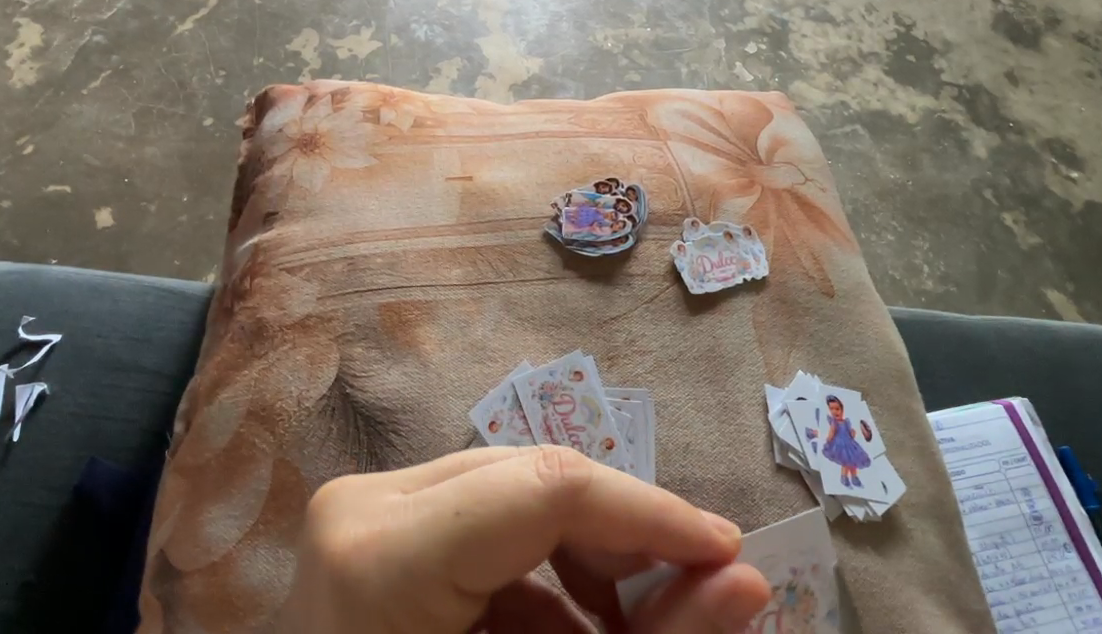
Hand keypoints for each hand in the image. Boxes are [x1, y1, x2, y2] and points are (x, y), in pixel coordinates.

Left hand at [274, 445, 770, 633]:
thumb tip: (745, 583)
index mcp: (382, 553)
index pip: (546, 486)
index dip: (649, 514)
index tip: (727, 554)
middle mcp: (362, 504)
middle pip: (529, 483)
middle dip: (618, 543)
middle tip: (685, 601)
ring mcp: (356, 509)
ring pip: (508, 497)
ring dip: (577, 565)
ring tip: (621, 632)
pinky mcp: (364, 527)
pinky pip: (474, 526)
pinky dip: (529, 578)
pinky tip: (561, 632)